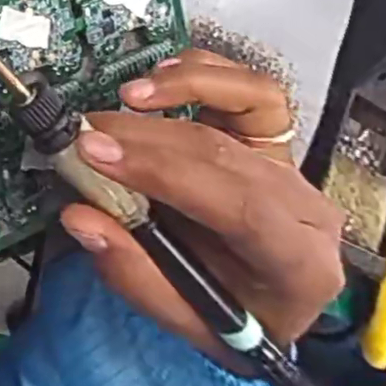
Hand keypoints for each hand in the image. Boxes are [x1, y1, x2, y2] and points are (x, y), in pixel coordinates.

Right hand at [58, 51, 344, 361]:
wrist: (249, 290)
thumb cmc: (221, 306)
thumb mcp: (180, 313)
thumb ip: (131, 270)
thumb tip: (81, 218)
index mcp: (299, 264)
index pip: (242, 208)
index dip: (163, 172)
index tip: (94, 153)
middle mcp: (305, 208)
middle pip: (223, 152)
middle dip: (143, 137)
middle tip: (81, 135)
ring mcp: (290, 164)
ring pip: (247, 105)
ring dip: (179, 91)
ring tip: (124, 96)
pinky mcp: (269, 134)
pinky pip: (249, 87)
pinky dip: (201, 72)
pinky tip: (156, 77)